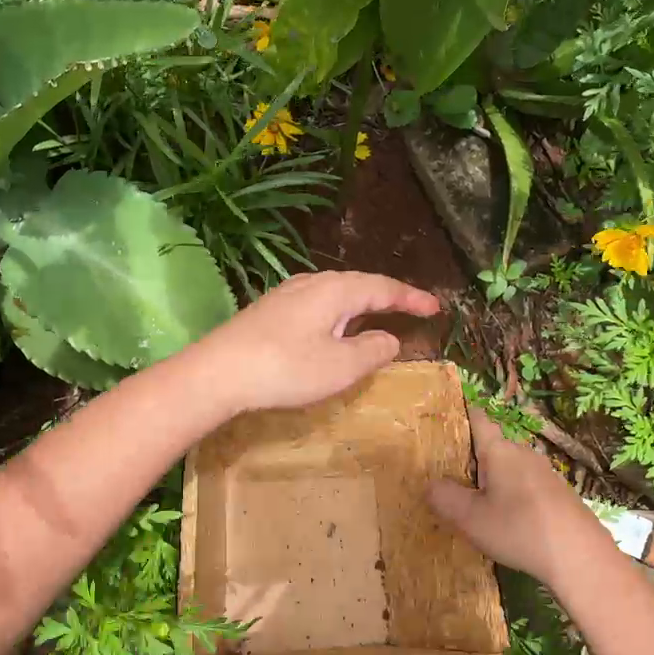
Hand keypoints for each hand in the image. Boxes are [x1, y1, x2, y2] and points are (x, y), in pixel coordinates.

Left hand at [181, 271, 439, 413]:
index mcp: (336, 290)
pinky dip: (339, 312)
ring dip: (362, 303)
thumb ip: (372, 350)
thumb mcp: (340, 366)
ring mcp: (288, 294)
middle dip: (388, 295)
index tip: (436, 306)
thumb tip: (388, 338)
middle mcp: (313, 282)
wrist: (217, 372)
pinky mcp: (271, 310)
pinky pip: (318, 302)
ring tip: (378, 314)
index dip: (411, 298)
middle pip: (360, 284)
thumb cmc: (285, 368)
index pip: (384, 287)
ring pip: (336, 292)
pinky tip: (333, 327)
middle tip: (412, 308)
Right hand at [427, 411, 617, 586]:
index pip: (478, 417)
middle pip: (492, 446)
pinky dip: (515, 496)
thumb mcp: (471, 519)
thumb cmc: (519, 530)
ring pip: (510, 467)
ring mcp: (545, 471)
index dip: (462, 413)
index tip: (446, 419)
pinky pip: (527, 485)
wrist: (580, 556)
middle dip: (474, 459)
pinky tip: (512, 523)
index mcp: (499, 449)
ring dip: (495, 481)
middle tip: (454, 482)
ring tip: (480, 506)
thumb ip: (445, 498)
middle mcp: (522, 452)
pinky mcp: (559, 492)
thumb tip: (431, 485)